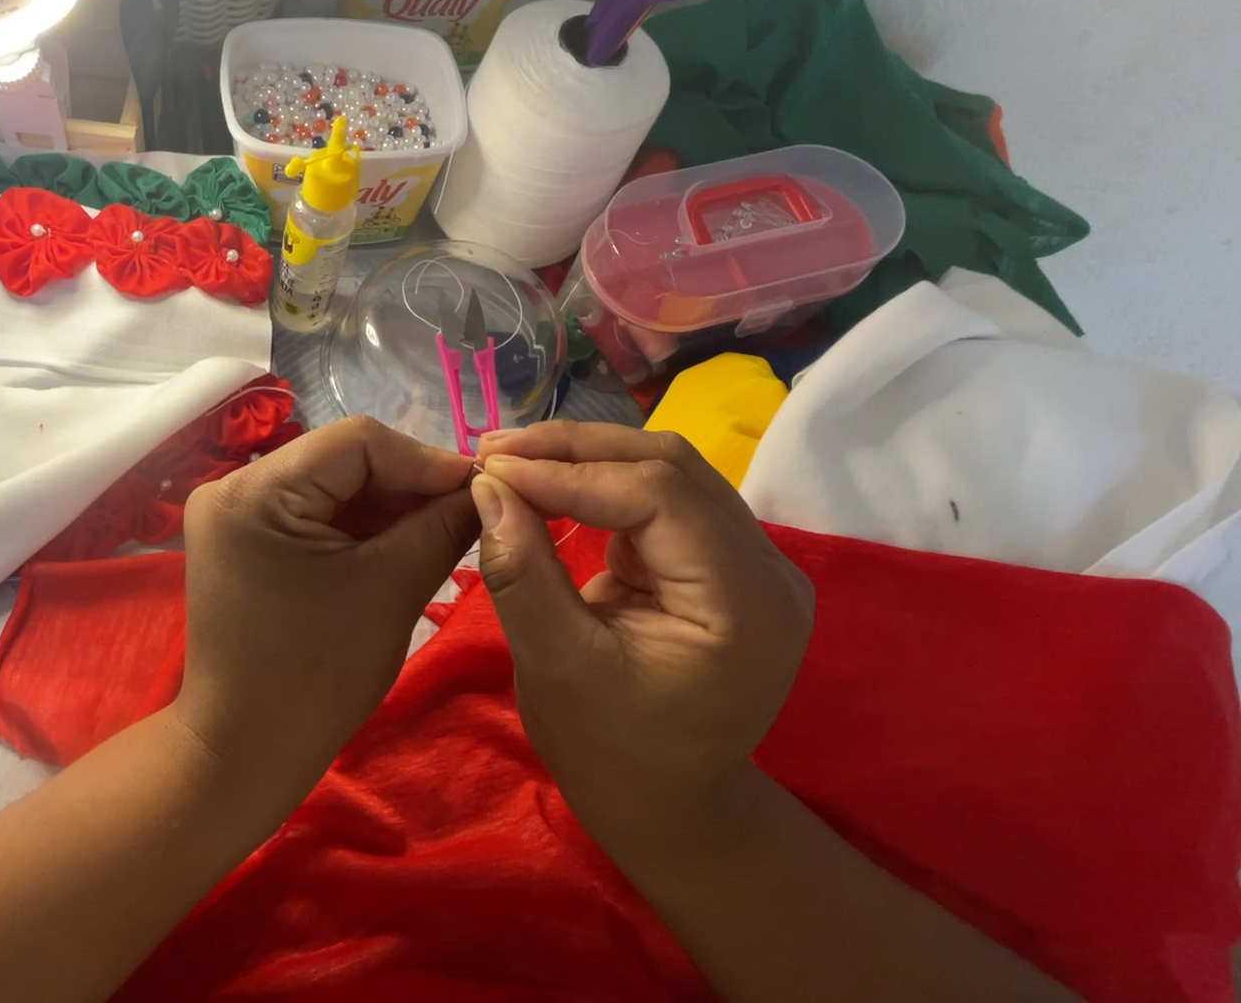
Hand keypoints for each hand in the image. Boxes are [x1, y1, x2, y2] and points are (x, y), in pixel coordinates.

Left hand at [175, 417, 479, 791]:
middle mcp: (231, 488)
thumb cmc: (319, 675)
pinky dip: (358, 527)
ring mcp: (233, 515)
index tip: (481, 486)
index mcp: (254, 491)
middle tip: (467, 511)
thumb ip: (442, 525)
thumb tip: (487, 487)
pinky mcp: (243, 541)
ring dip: (387, 507)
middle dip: (407, 485)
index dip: (425, 459)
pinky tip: (400, 544)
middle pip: (340, 461)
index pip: (355, 442)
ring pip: (329, 487)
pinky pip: (311, 515)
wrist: (248, 749)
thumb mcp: (391, 589)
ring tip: (442, 529)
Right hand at [469, 422, 814, 847]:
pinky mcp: (718, 562)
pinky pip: (658, 499)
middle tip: (493, 451)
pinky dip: (597, 484)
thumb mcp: (554, 666)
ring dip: (584, 458)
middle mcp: (767, 569)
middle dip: (575, 450)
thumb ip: (521, 572)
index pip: (659, 498)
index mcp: (744, 605)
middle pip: (671, 468)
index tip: (492, 469)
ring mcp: (750, 562)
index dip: (570, 473)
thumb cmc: (610, 752)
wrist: (667, 805)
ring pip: (666, 472)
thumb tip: (487, 487)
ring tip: (511, 459)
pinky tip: (548, 484)